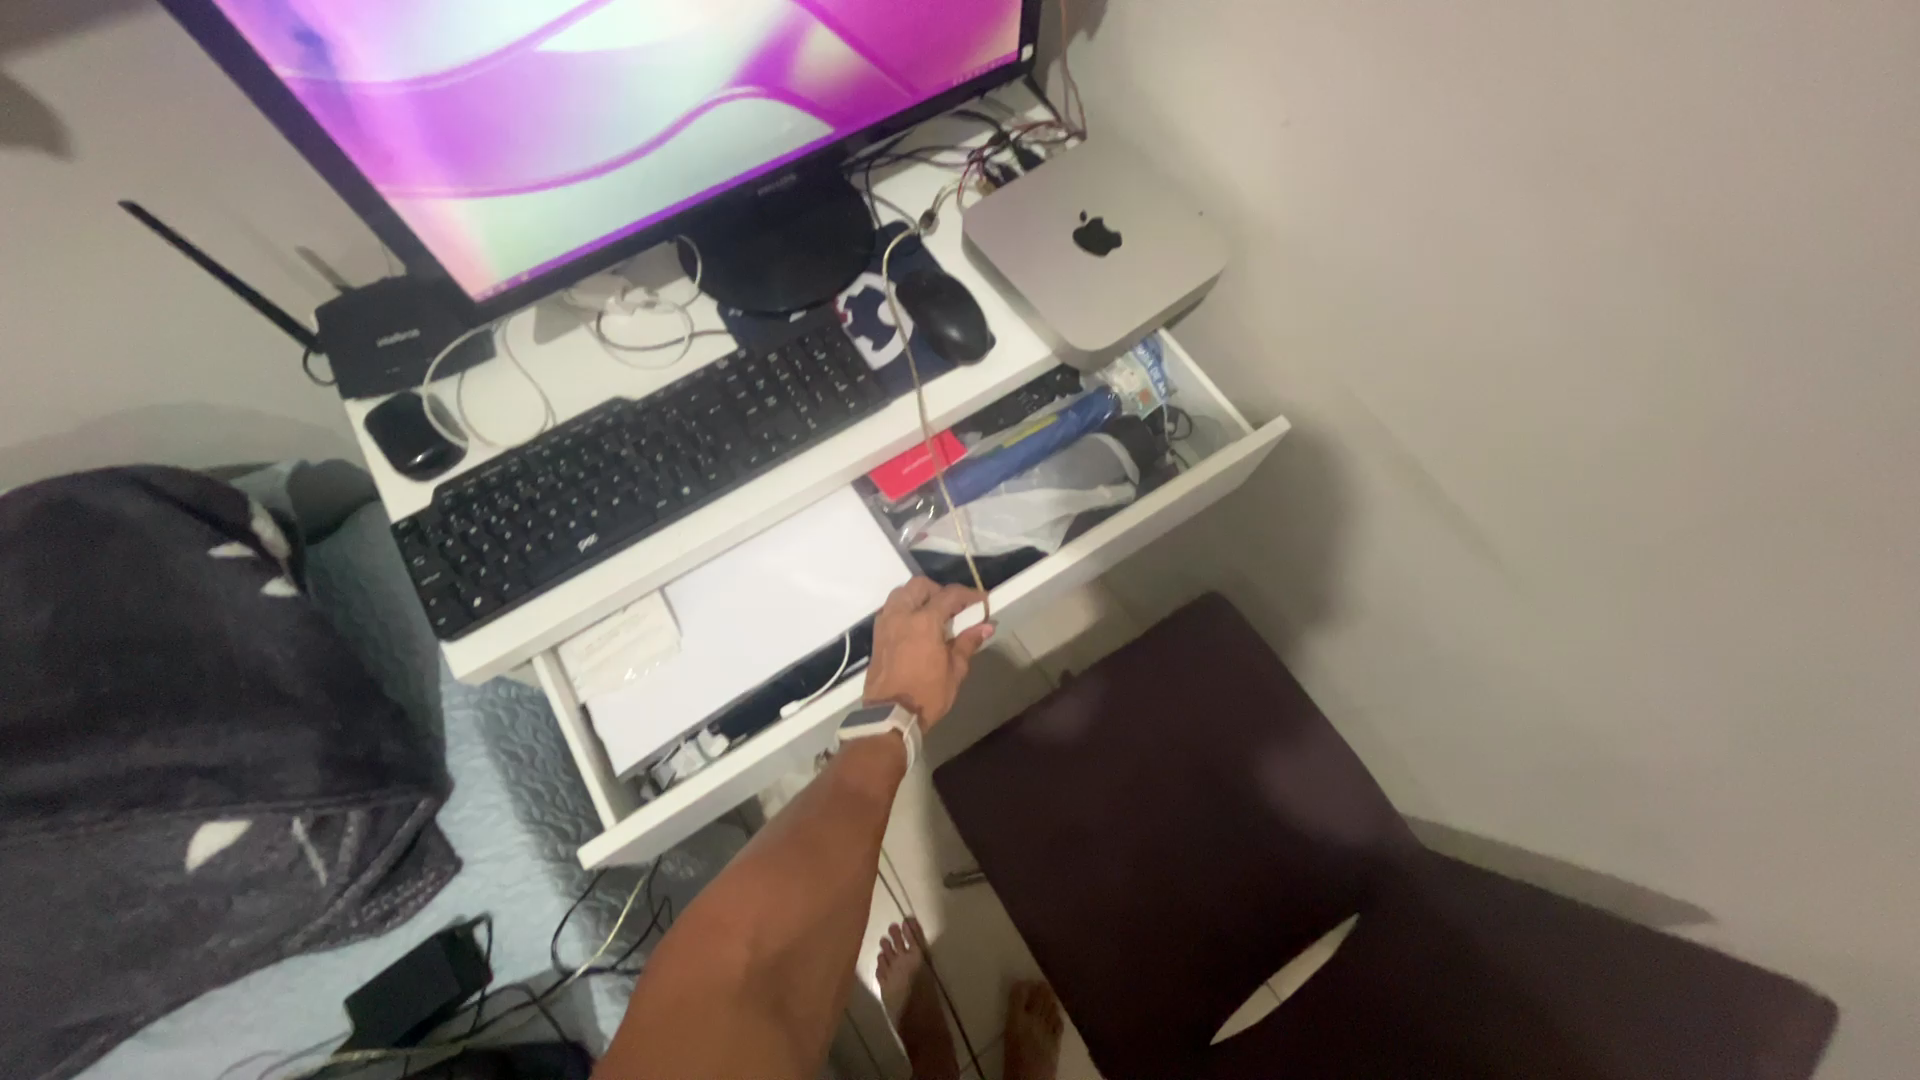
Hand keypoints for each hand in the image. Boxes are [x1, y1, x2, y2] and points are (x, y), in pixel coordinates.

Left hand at [862, 579, 993, 730]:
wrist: (890, 715)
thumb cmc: (927, 695)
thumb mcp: (955, 670)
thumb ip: (967, 643)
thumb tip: (986, 626)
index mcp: (924, 621)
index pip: (949, 595)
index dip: (968, 595)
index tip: (981, 601)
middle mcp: (902, 615)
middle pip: (920, 586)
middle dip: (940, 591)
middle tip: (954, 607)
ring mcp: (886, 623)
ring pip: (901, 593)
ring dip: (919, 596)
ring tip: (933, 613)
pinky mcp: (877, 635)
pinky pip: (890, 609)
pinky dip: (904, 608)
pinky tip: (915, 624)